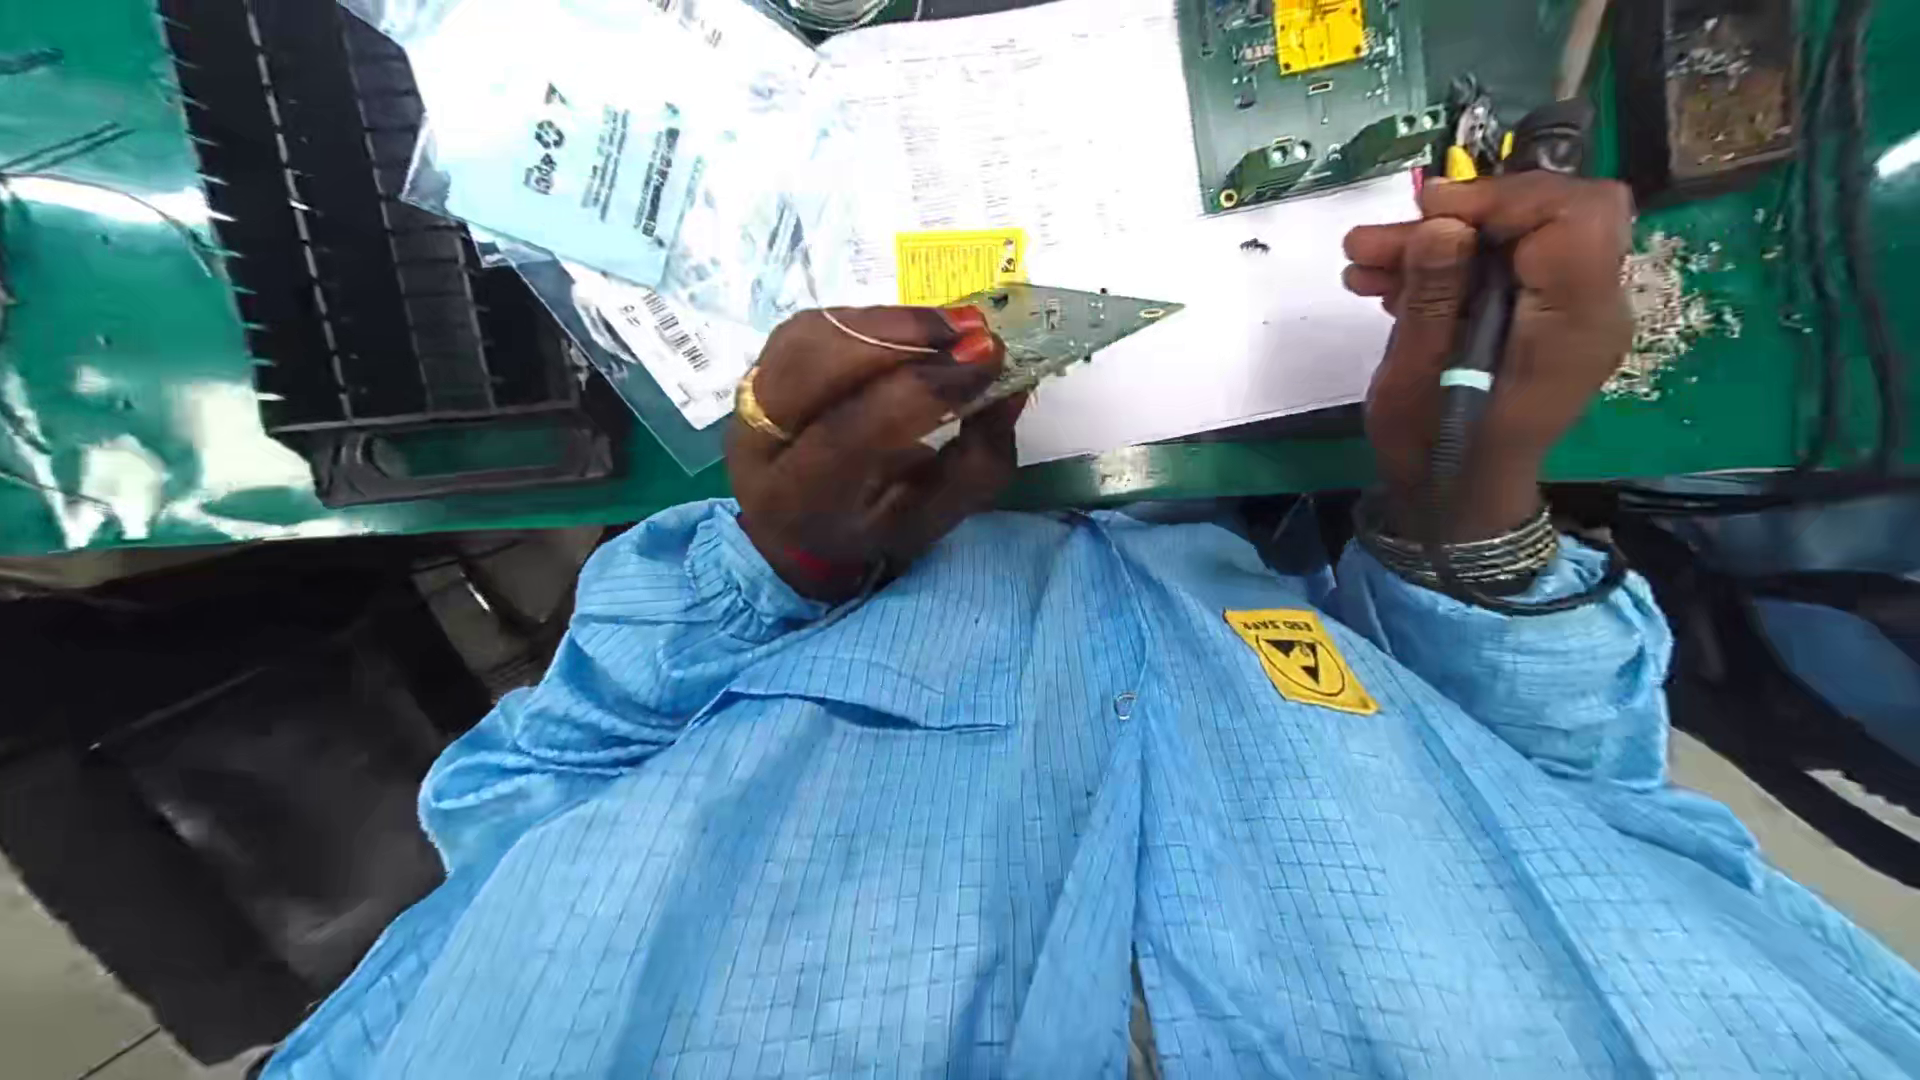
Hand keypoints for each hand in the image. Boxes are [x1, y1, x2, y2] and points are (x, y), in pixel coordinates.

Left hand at [727, 307, 1021, 600]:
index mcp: (800, 504)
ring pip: (808, 335)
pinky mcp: (757, 370)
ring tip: (949, 326)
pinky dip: (865, 320)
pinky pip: (808, 326)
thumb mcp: (933, 519)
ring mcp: (746, 402)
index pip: (852, 433)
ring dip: (887, 320)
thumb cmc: (872, 533)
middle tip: (972, 330)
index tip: (989, 362)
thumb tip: (1010, 384)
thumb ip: (977, 463)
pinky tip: (909, 328)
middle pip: (814, 366)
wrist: (797, 533)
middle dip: (900, 336)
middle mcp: (757, 449)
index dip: (923, 390)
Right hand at [1341, 173, 1634, 538]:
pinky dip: (1447, 271)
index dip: (1498, 199)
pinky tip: (1385, 284)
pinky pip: (1504, 275)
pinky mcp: (1538, 323)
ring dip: (1440, 245)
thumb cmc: (1431, 449)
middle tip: (1376, 238)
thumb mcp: (1415, 379)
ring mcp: (1568, 314)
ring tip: (1361, 263)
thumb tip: (1438, 225)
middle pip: (1551, 218)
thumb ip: (1432, 300)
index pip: (1570, 217)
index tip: (1420, 211)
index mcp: (1570, 325)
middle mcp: (1590, 308)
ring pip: (1518, 244)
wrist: (1454, 498)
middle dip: (1461, 217)